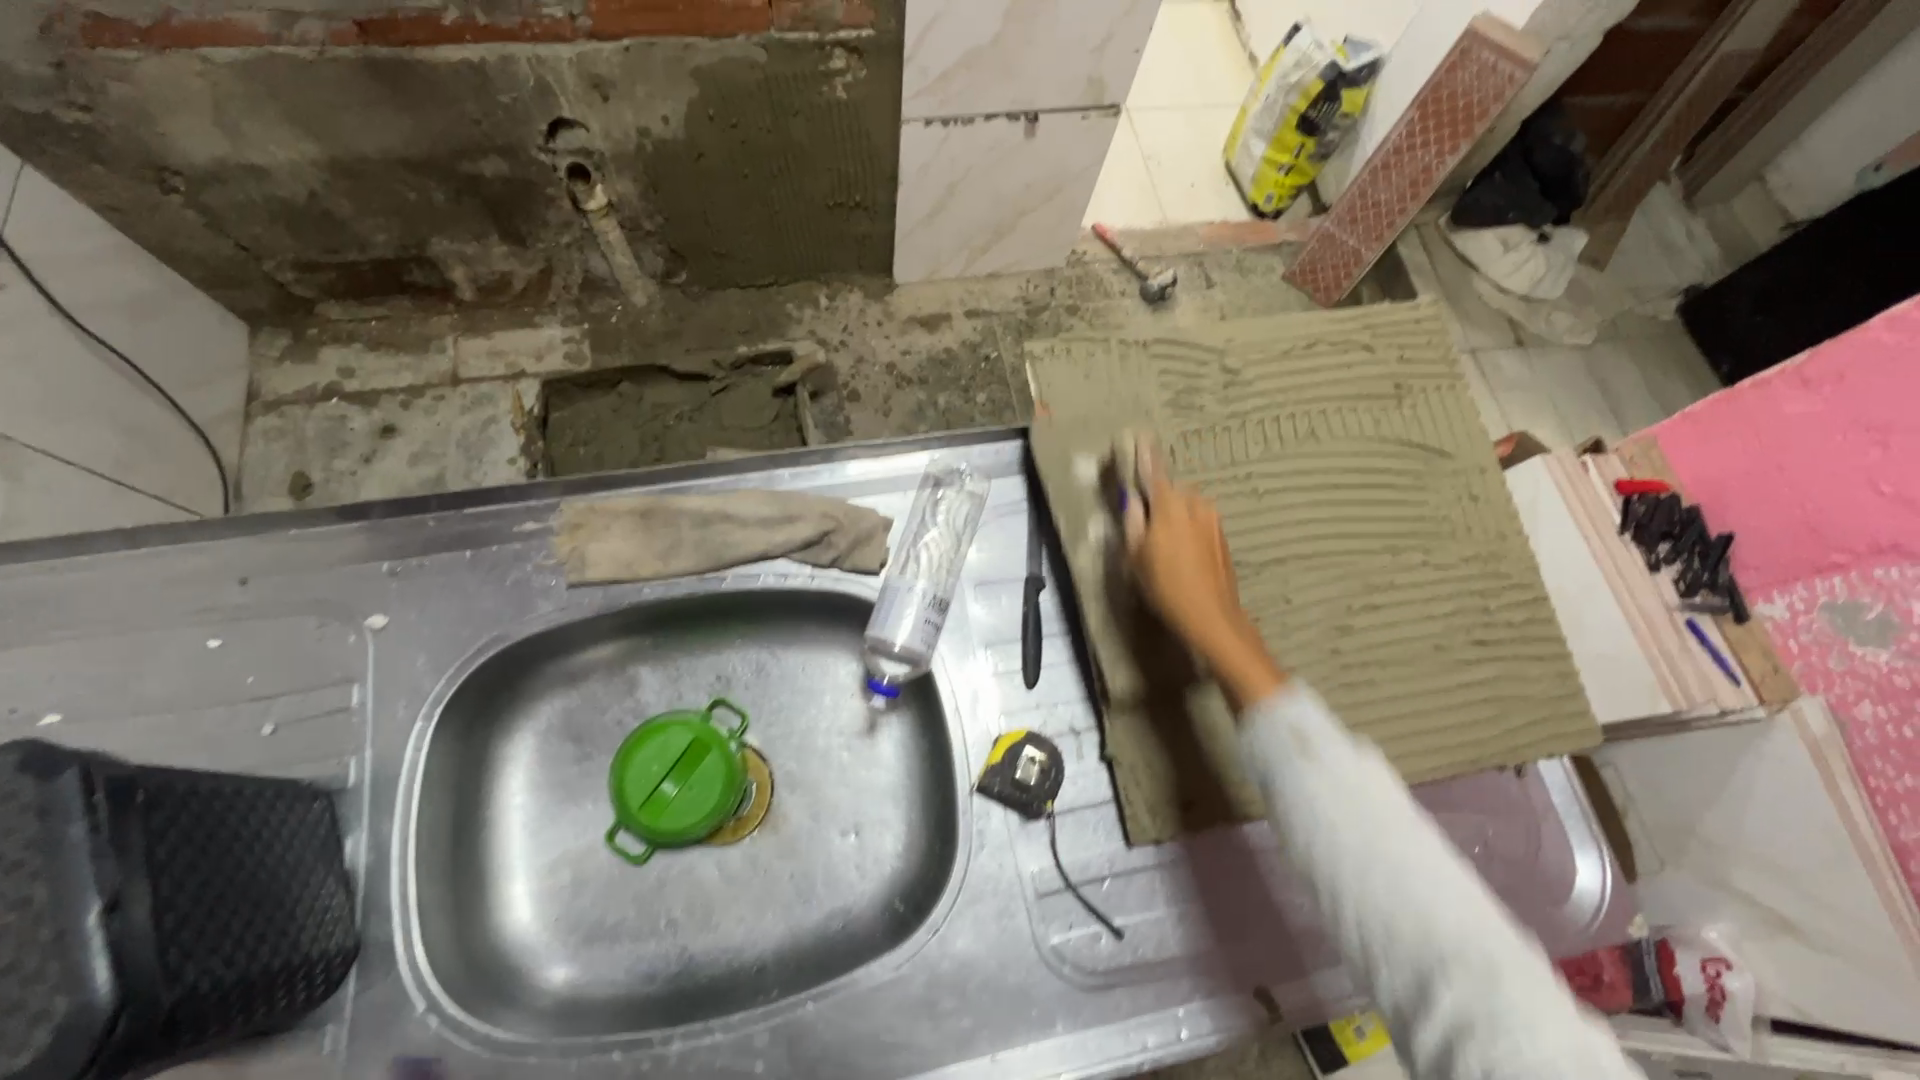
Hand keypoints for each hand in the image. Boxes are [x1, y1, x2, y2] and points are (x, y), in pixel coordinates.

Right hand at [1120, 433, 1285, 709]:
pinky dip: (1187, 528)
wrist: (1211, 616)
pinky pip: (1198, 521)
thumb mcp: (1135, 556)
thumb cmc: (1165, 585)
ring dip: (1174, 515)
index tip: (1138, 435)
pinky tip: (1181, 554)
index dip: (1144, 454)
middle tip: (1143, 523)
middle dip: (1158, 498)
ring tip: (1162, 544)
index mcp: (1169, 505)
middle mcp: (1194, 503)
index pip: (1153, 470)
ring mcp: (1212, 519)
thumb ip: (1132, 521)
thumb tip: (1131, 498)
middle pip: (1171, 490)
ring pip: (1186, 505)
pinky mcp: (1222, 536)